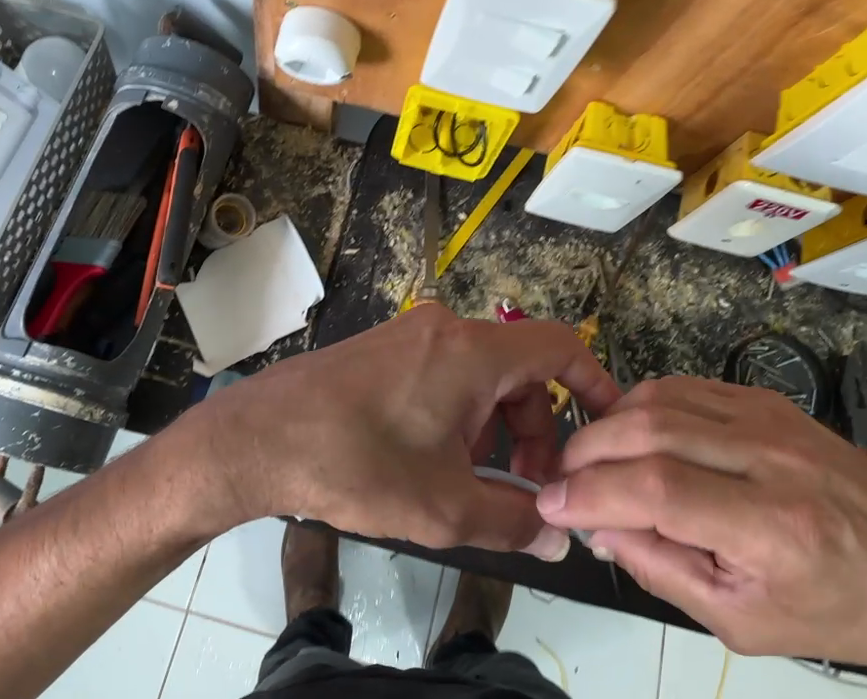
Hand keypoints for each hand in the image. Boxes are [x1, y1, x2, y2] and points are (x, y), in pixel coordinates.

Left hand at [180, 304, 619, 559]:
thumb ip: (513, 522)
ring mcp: (410, 335)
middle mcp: (446, 330)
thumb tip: (557, 537)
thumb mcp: (444, 509)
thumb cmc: (357, 466)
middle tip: (525, 488)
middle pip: (520, 370)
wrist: (258, 439)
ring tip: (470, 483)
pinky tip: (431, 461)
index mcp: (473, 352)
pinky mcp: (382, 349)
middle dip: (534, 430)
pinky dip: (458, 415)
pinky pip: (444, 375)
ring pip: (480, 377)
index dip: (595, 384)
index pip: (560, 347)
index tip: (608, 429)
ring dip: (492, 429)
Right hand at [535, 377, 866, 678]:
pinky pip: (687, 386)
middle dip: (587, 450)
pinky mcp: (771, 400)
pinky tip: (632, 433)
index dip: (590, 493)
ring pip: (663, 397)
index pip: (657, 490)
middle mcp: (772, 458)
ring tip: (590, 458)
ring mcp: (774, 419)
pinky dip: (644, 405)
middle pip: (651, 428)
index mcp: (774, 528)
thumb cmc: (837, 612)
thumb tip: (597, 525)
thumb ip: (661, 569)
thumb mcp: (744, 622)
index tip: (548, 503)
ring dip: (610, 423)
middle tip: (560, 477)